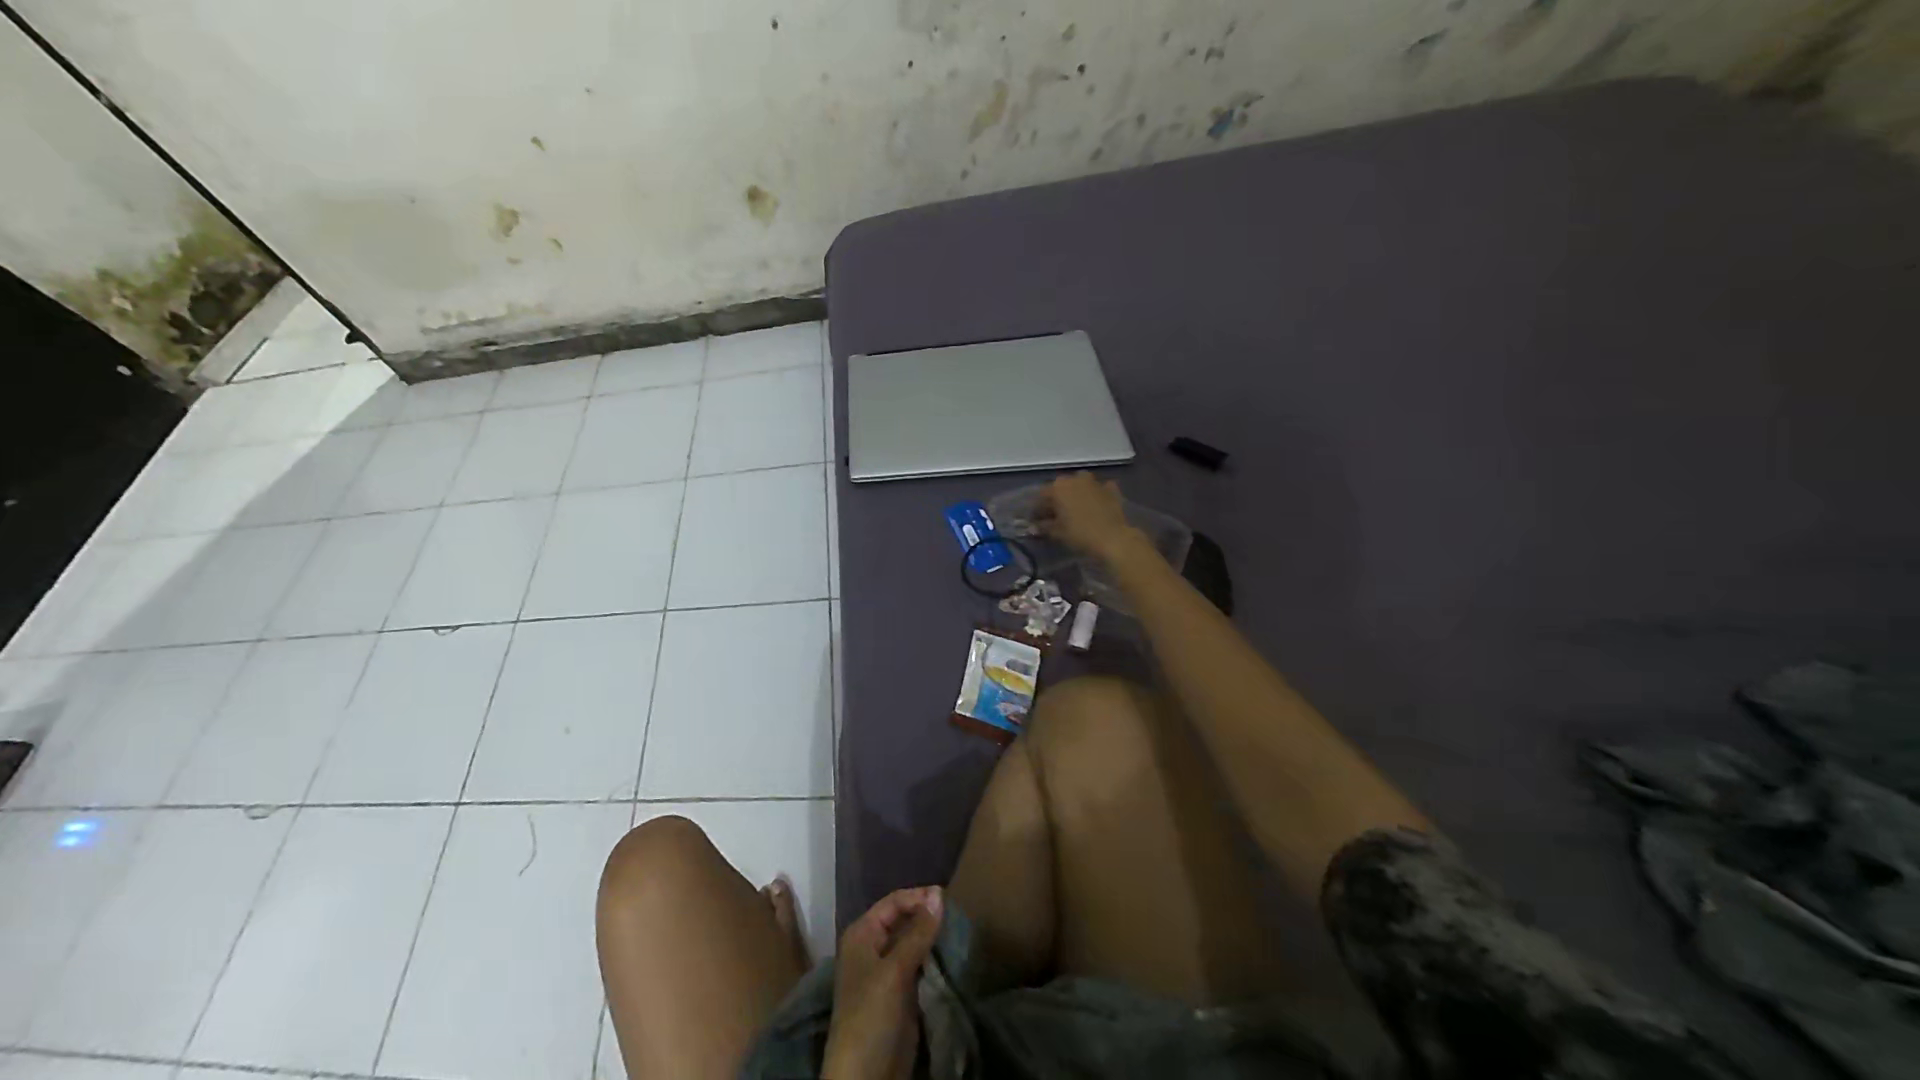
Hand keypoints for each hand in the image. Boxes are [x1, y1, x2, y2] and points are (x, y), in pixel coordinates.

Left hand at [821, 886, 943, 1079]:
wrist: (865, 1077)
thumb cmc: (871, 1015)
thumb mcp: (895, 970)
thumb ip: (917, 932)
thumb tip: (939, 894)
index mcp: (862, 935)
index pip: (893, 902)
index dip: (919, 896)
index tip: (949, 897)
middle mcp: (872, 948)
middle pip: (903, 920)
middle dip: (927, 915)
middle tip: (958, 913)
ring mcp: (886, 972)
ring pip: (913, 942)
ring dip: (932, 937)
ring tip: (959, 930)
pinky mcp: (900, 993)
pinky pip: (918, 964)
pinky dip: (933, 958)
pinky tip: (951, 955)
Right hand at [1041, 471, 1141, 562]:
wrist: (1114, 538)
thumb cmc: (1080, 534)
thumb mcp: (1057, 532)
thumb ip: (1043, 527)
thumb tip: (1032, 527)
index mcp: (1058, 487)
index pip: (1041, 497)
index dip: (1037, 510)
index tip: (1036, 521)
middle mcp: (1075, 478)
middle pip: (1060, 489)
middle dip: (1056, 501)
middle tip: (1054, 516)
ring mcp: (1095, 482)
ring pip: (1079, 486)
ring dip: (1075, 495)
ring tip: (1075, 511)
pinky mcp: (1111, 489)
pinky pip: (1098, 490)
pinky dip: (1095, 496)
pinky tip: (1095, 507)